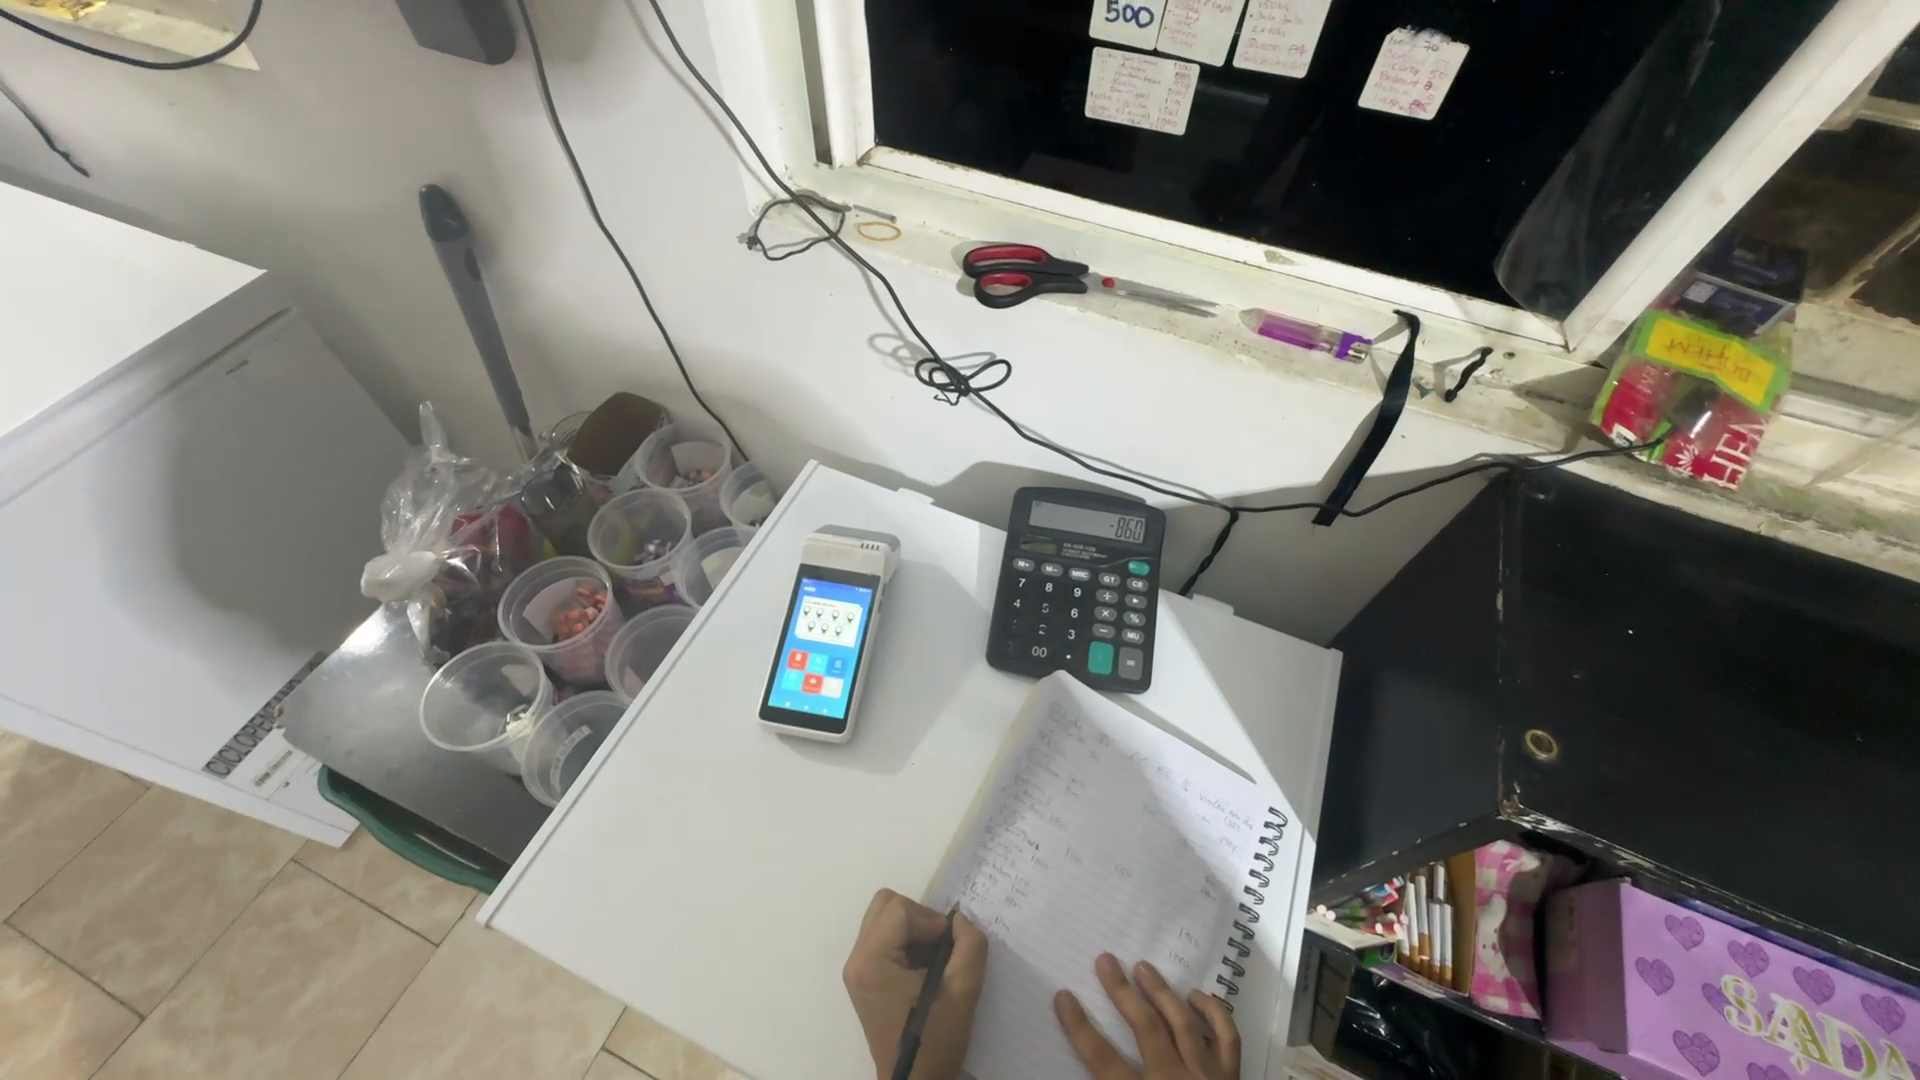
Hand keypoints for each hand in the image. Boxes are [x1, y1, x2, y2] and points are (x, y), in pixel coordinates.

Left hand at [843, 888, 988, 1079]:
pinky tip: (921, 968)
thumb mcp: (963, 991)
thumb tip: (958, 919)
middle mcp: (856, 960)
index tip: (949, 947)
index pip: (901, 910)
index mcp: (871, 962)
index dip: (931, 920)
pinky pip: (883, 936)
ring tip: (931, 959)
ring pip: (884, 917)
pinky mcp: (863, 977)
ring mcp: (856, 969)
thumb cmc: (935, 1041)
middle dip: (918, 917)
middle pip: (886, 905)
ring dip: (912, 928)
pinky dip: (905, 940)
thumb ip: (969, 944)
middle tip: (939, 946)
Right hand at [1054, 954, 1240, 1079]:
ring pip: (1182, 1023)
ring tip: (1143, 966)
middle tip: (1105, 959)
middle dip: (1121, 992)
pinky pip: (1227, 1038)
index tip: (1063, 996)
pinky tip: (1196, 994)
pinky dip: (1214, 1012)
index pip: (1102, 1059)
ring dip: (1160, 991)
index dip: (1080, 1027)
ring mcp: (1205, 1078)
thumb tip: (1073, 1078)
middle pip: (1144, 1027)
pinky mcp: (1231, 1078)